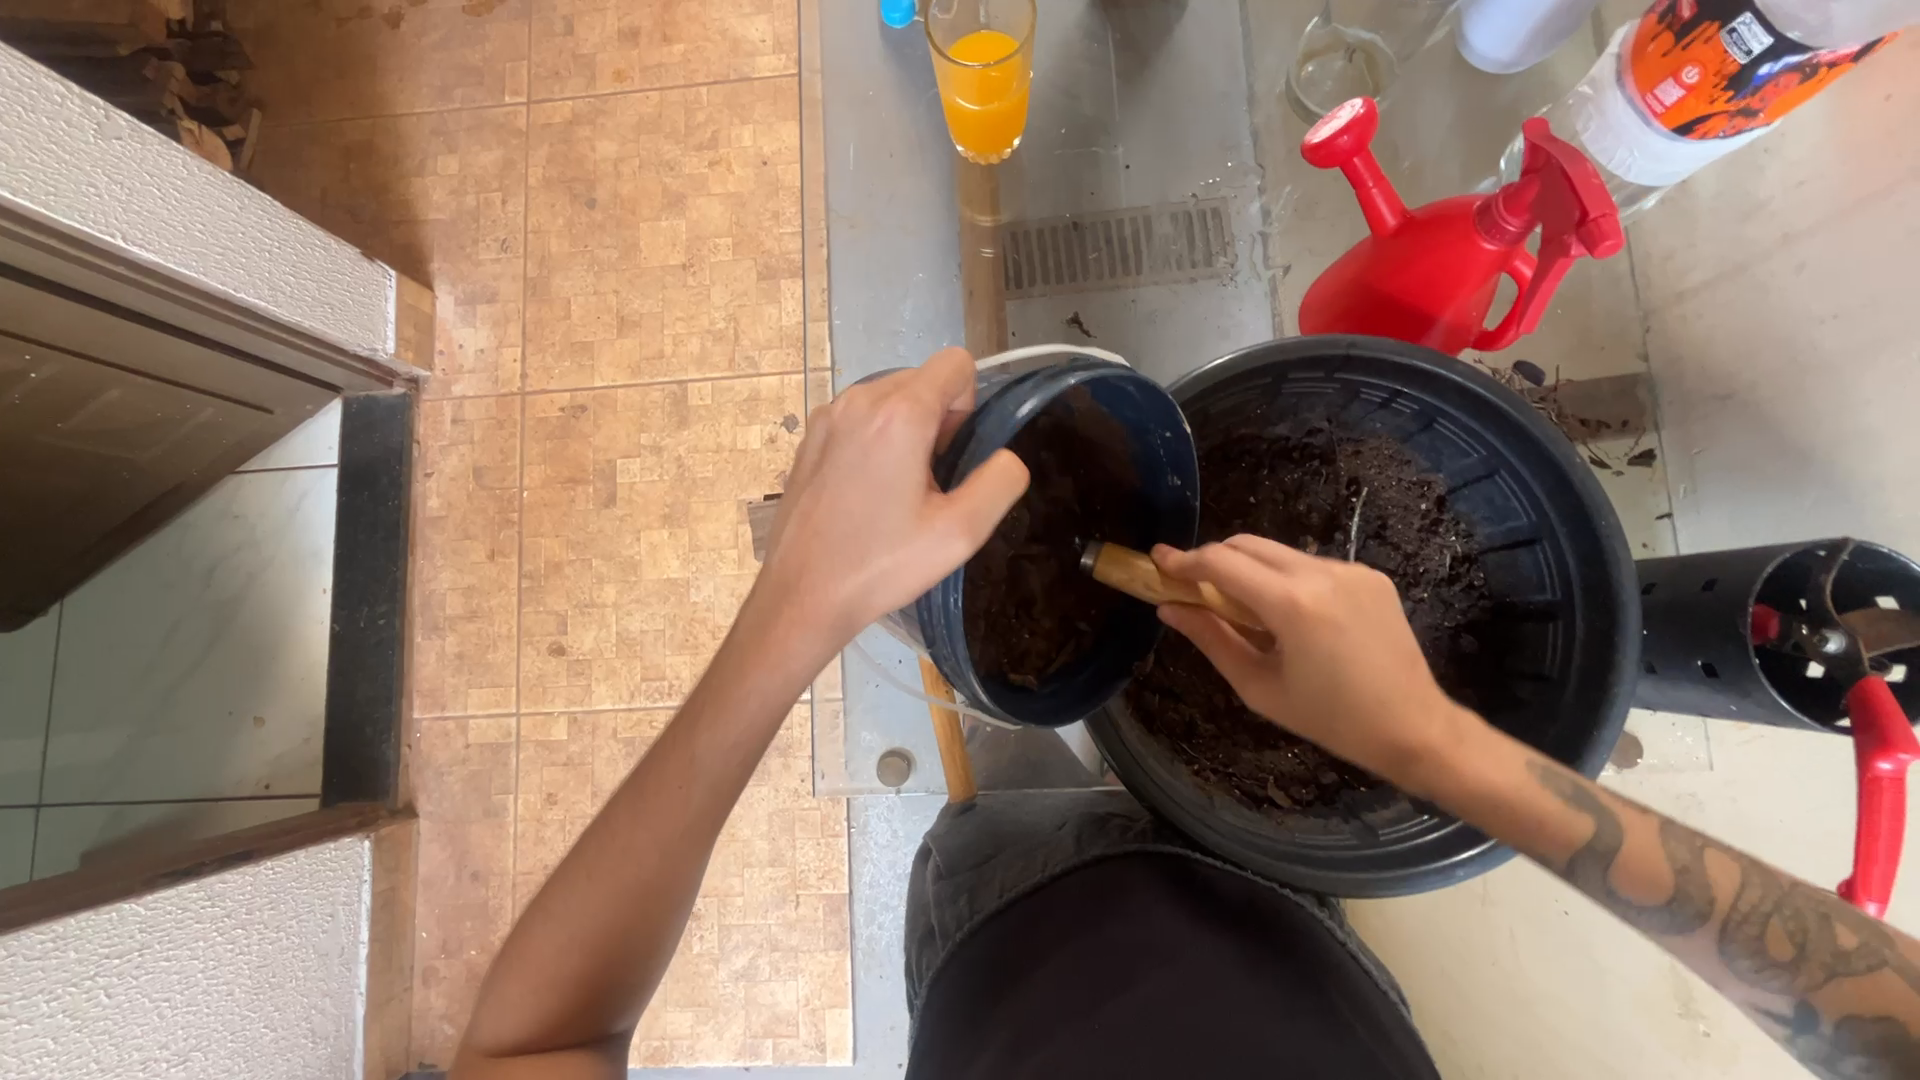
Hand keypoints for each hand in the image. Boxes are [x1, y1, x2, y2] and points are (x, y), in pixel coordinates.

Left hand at [757, 347, 1029, 641]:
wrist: (802, 595)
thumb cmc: (881, 564)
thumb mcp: (961, 533)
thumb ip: (1001, 481)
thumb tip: (1006, 457)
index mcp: (899, 414)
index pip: (956, 364)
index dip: (969, 405)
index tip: (953, 455)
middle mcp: (859, 400)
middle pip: (922, 380)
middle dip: (938, 420)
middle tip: (928, 483)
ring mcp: (828, 416)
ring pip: (890, 397)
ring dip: (907, 430)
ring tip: (896, 490)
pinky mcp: (809, 437)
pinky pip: (860, 418)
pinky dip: (875, 440)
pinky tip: (865, 492)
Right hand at [1153, 535, 1484, 794]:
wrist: (1415, 728)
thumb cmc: (1329, 719)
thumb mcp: (1258, 686)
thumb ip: (1210, 639)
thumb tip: (1168, 608)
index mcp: (1293, 605)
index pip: (1222, 563)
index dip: (1184, 560)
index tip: (1158, 561)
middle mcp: (1323, 574)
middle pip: (1247, 544)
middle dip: (1213, 559)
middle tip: (1190, 584)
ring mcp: (1351, 570)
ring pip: (1278, 552)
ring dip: (1248, 569)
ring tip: (1240, 608)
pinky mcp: (1370, 576)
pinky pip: (1309, 565)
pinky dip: (1284, 579)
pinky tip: (1287, 616)